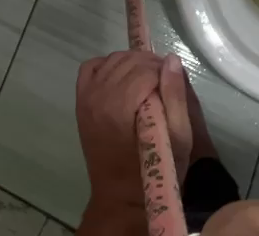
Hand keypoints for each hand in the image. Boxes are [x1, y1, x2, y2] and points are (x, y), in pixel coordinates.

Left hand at [75, 51, 191, 212]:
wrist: (121, 198)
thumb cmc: (155, 172)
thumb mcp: (178, 140)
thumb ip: (176, 98)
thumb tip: (171, 60)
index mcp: (119, 108)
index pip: (144, 69)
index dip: (164, 71)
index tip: (175, 84)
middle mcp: (97, 97)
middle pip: (128, 61)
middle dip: (150, 65)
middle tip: (166, 80)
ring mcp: (85, 98)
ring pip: (111, 60)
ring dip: (132, 63)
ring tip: (149, 79)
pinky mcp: (81, 101)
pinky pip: (91, 67)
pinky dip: (108, 64)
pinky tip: (123, 77)